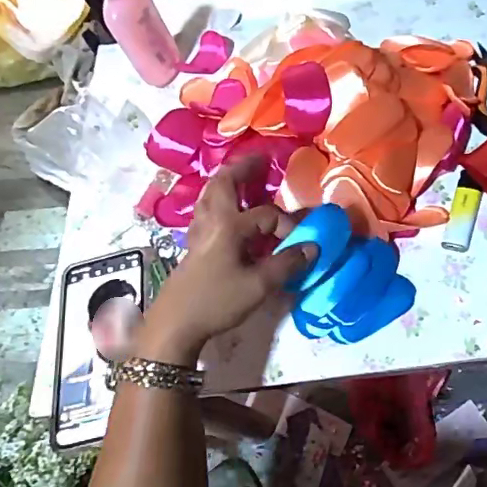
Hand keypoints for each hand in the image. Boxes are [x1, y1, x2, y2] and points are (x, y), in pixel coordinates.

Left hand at [132, 156, 313, 363]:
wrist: (173, 326)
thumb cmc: (216, 302)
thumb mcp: (259, 286)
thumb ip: (287, 263)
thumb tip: (313, 247)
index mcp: (229, 226)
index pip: (266, 214)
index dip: (287, 225)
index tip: (302, 243)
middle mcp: (211, 222)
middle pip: (224, 184)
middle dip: (243, 169)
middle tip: (260, 160)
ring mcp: (198, 233)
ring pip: (210, 196)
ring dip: (226, 182)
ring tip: (241, 177)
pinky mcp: (192, 246)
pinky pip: (206, 211)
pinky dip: (218, 201)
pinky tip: (226, 211)